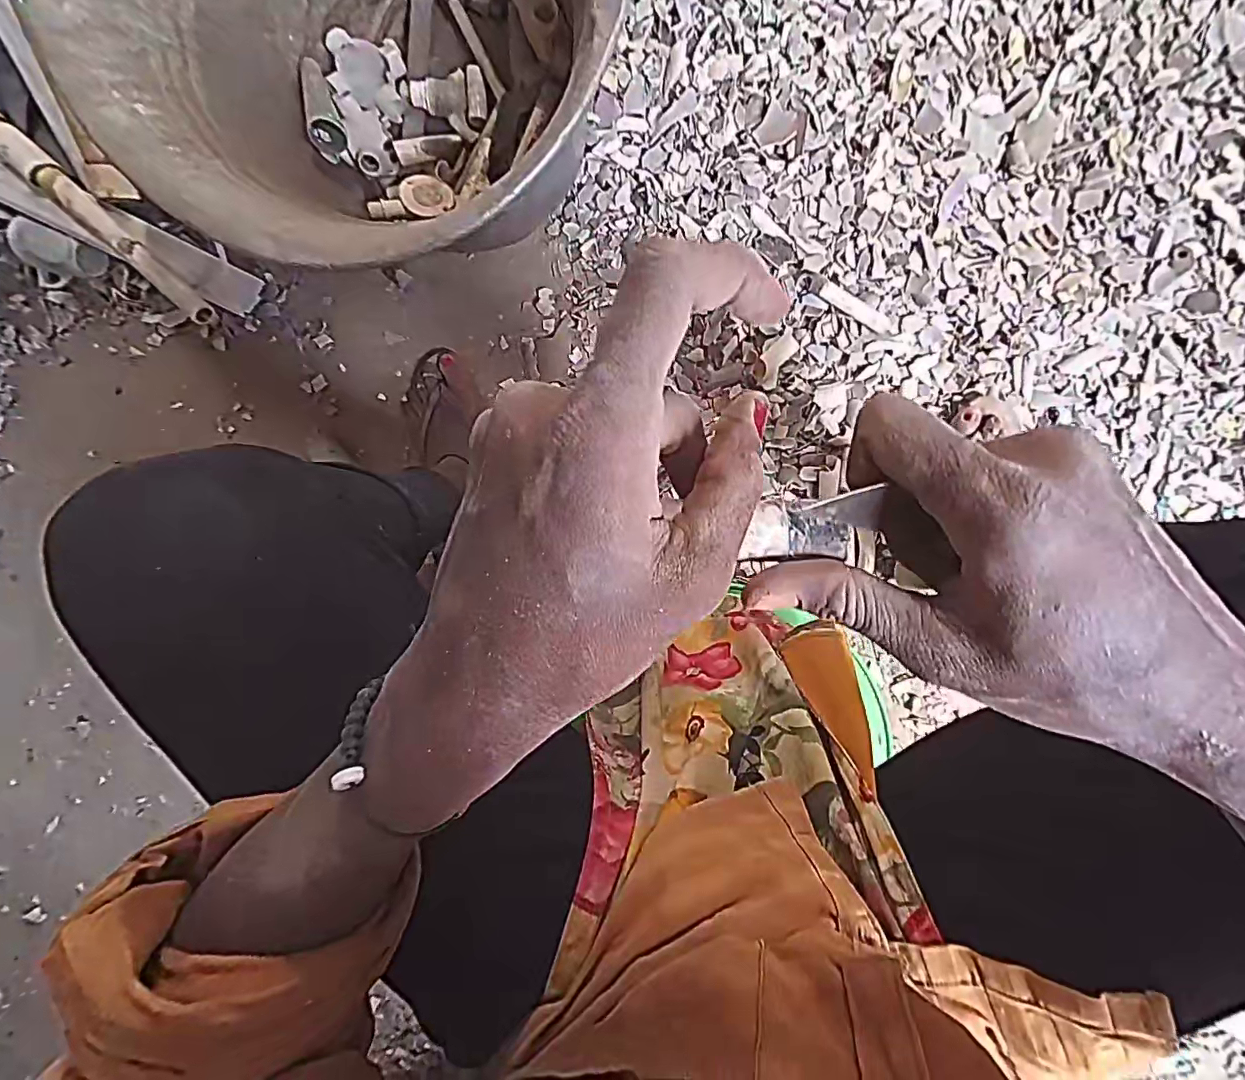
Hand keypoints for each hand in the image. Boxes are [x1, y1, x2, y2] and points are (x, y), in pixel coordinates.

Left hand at [364, 240, 789, 831]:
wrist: (478, 679)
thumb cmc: (579, 643)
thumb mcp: (691, 574)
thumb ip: (734, 481)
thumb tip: (744, 422)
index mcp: (597, 430)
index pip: (661, 284)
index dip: (728, 274)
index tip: (765, 309)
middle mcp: (542, 405)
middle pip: (651, 379)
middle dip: (687, 438)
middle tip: (691, 515)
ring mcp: (510, 419)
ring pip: (615, 405)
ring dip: (647, 454)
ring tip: (640, 536)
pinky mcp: (496, 439)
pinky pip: (576, 421)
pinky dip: (607, 455)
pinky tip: (601, 523)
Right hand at [743, 393, 1244, 785]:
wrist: (1201, 686)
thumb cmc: (1071, 678)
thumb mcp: (941, 649)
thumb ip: (847, 599)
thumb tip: (764, 585)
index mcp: (999, 499)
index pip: (887, 420)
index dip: (858, 465)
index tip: (873, 524)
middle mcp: (1037, 454)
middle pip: (915, 445)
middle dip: (902, 507)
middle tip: (934, 572)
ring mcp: (1069, 451)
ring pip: (951, 455)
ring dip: (940, 511)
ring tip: (979, 573)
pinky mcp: (1083, 457)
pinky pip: (992, 460)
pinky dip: (977, 503)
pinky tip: (1010, 559)